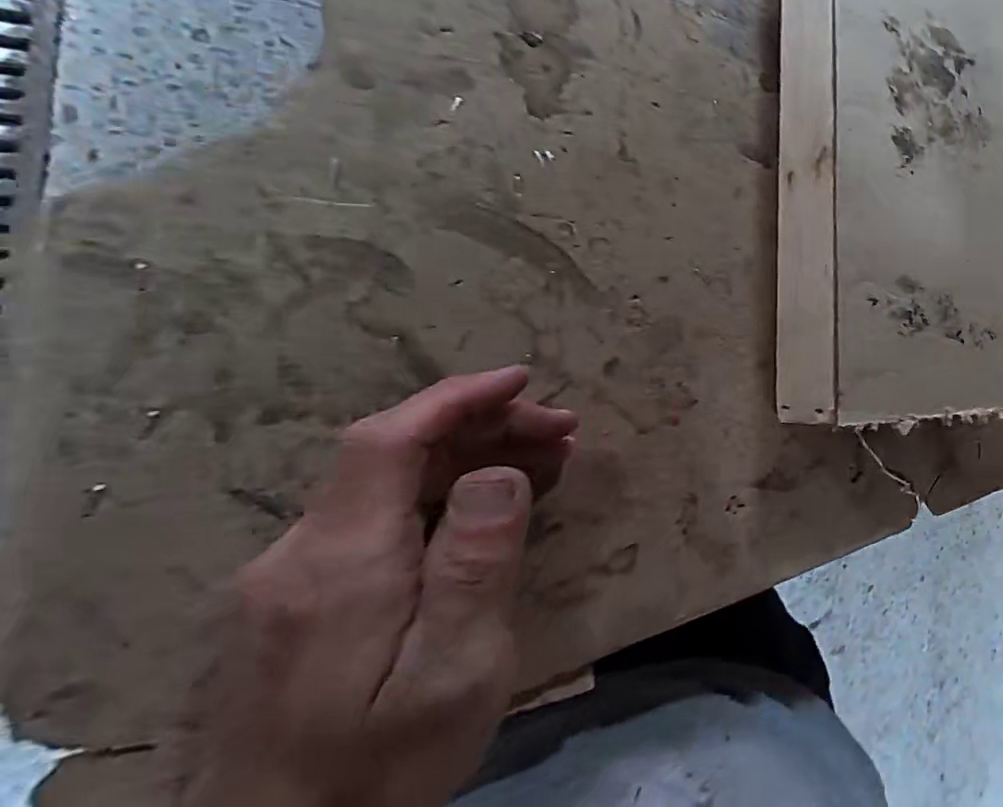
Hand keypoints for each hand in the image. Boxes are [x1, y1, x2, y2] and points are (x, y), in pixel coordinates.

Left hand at [186, 367, 576, 806]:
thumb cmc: (387, 762)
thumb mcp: (457, 668)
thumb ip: (475, 566)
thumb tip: (499, 472)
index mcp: (338, 564)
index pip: (385, 442)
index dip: (455, 397)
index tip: (523, 380)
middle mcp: (302, 555)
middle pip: (393, 453)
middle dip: (485, 426)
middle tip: (566, 432)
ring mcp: (296, 576)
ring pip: (390, 481)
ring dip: (472, 456)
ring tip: (549, 456)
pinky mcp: (305, 597)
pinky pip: (383, 515)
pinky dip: (447, 489)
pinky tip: (496, 498)